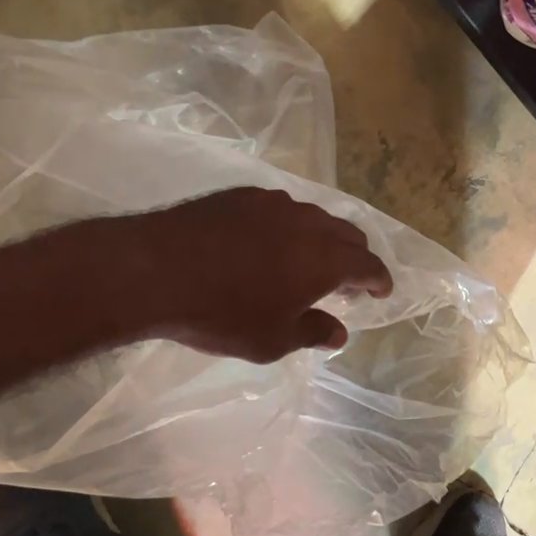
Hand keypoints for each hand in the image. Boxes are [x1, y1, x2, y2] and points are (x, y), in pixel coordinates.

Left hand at [81, 187, 393, 363]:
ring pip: (313, 217)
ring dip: (321, 238)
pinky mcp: (241, 195)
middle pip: (347, 233)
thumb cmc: (220, 314)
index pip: (367, 264)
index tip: (381, 292)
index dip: (379, 279)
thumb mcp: (270, 340)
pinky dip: (287, 226)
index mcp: (324, 258)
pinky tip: (267, 243)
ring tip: (307, 260)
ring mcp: (274, 203)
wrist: (154, 270)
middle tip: (348, 280)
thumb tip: (338, 332)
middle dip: (355, 256)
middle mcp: (308, 222)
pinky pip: (279, 208)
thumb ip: (311, 332)